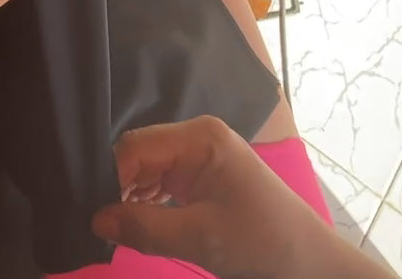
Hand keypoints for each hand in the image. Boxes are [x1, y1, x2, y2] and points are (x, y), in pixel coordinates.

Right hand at [92, 117, 340, 278]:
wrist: (313, 266)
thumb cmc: (261, 243)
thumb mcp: (200, 239)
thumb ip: (145, 227)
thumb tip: (95, 220)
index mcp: (198, 137)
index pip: (137, 146)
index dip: (110, 176)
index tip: (87, 208)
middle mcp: (196, 137)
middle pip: (140, 153)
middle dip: (116, 185)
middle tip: (93, 219)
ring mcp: (201, 155)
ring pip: (149, 168)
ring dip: (130, 195)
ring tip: (107, 223)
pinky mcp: (203, 176)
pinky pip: (163, 181)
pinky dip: (147, 201)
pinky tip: (132, 221)